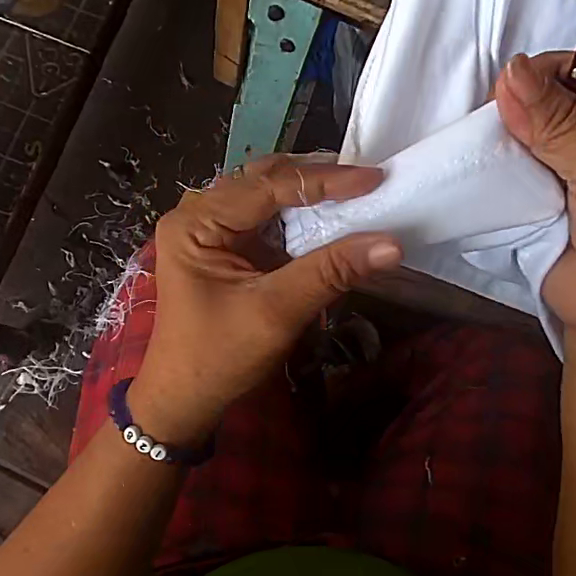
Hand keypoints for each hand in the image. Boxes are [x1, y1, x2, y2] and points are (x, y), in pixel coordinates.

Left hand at [127, 156, 402, 442]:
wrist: (185, 397)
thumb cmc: (219, 357)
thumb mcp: (276, 313)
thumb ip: (330, 272)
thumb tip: (391, 244)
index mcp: (195, 224)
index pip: (265, 186)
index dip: (323, 181)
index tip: (374, 179)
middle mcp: (196, 216)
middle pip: (261, 180)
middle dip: (314, 179)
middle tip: (366, 180)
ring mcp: (208, 230)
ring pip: (263, 194)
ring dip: (307, 194)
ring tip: (354, 192)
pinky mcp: (223, 247)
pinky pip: (263, 218)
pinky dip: (297, 216)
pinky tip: (327, 218)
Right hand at [494, 52, 575, 349]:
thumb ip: (566, 126)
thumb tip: (510, 73)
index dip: (539, 78)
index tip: (505, 103)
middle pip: (539, 101)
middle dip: (509, 114)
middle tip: (485, 139)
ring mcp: (565, 170)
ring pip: (516, 139)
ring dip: (492, 148)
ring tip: (470, 160)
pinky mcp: (534, 204)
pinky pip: (502, 177)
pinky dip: (484, 176)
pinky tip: (467, 178)